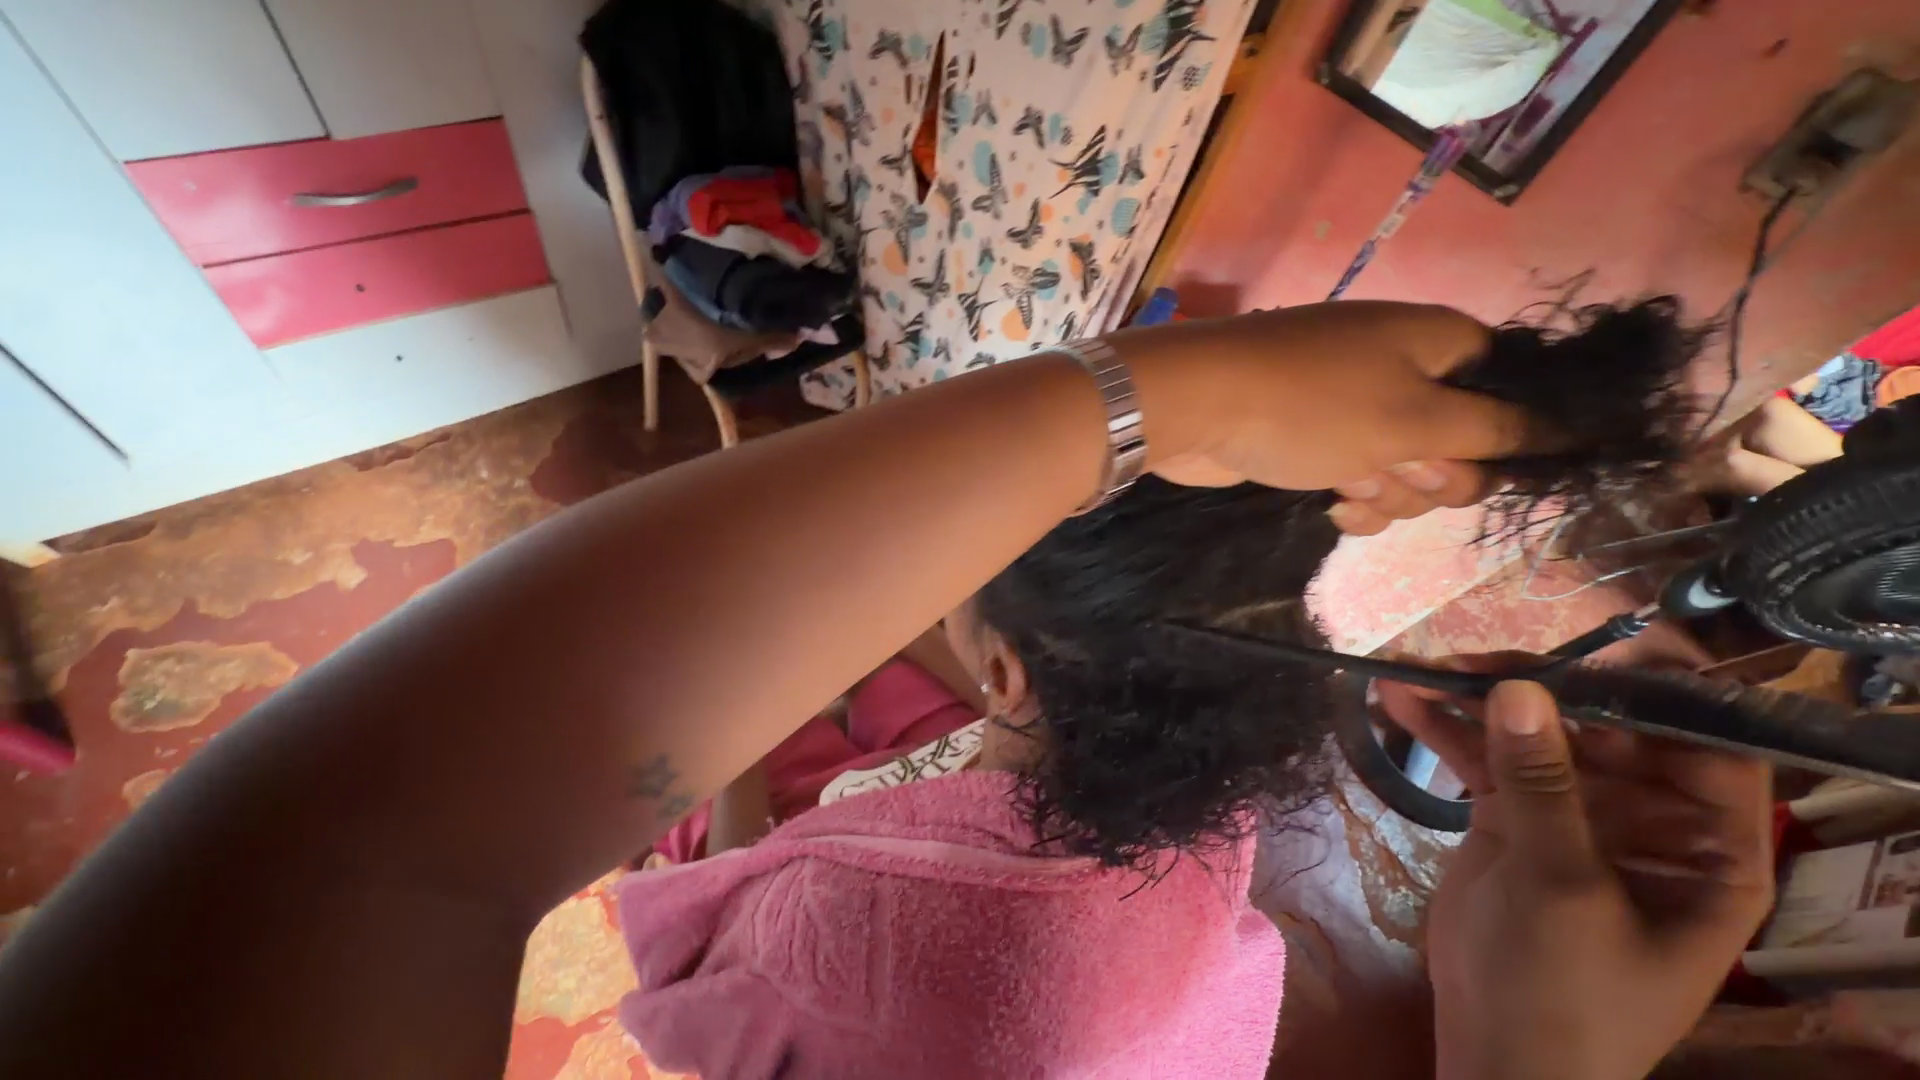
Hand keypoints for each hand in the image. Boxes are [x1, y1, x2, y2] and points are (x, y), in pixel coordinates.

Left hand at [1116, 302, 1530, 532]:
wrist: (1196, 408)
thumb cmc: (1313, 407)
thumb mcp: (1415, 419)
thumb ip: (1494, 429)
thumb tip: (1570, 425)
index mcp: (1437, 342)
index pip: (1508, 383)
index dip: (1513, 429)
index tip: (1499, 465)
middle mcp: (1400, 369)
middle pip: (1461, 437)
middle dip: (1439, 473)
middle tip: (1400, 472)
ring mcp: (1352, 407)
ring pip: (1408, 468)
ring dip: (1392, 494)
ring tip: (1352, 491)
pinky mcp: (1313, 441)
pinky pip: (1360, 477)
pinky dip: (1356, 498)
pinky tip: (1335, 508)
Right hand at [1377, 665, 1774, 1079]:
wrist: (1498, 1047)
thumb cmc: (1568, 989)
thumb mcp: (1563, 888)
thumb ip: (1543, 786)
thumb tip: (1519, 688)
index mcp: (1706, 840)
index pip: (1705, 741)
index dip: (1663, 689)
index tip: (1596, 646)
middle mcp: (1645, 813)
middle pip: (1600, 722)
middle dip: (1535, 685)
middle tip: (1466, 661)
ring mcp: (1570, 809)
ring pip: (1529, 731)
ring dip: (1473, 699)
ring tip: (1415, 671)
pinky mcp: (1509, 813)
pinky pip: (1480, 756)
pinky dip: (1440, 727)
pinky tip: (1396, 700)